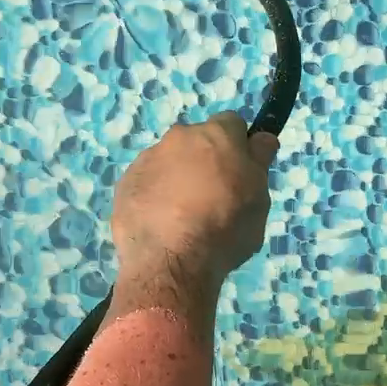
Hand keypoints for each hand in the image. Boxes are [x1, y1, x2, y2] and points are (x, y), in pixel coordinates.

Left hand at [111, 112, 278, 301]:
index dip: (239, 147)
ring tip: (184, 219)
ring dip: (179, 180)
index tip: (241, 173)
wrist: (171, 260)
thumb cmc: (226, 228)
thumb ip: (259, 164)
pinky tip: (163, 225)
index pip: (233, 124)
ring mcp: (148, 158)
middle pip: (197, 142)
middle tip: (214, 201)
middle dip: (206, 163)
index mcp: (216, 136)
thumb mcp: (259, 200)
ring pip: (169, 162)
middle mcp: (179, 137)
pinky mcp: (126, 183)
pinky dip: (156, 197)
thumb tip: (261, 139)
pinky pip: (148, 183)